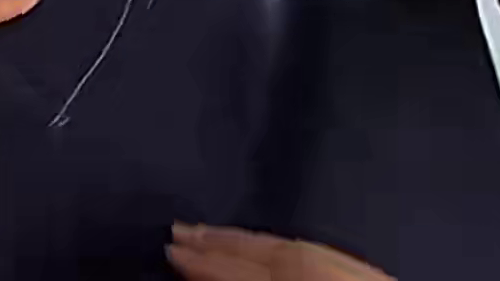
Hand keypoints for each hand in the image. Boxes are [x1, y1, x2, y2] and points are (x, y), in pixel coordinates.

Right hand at [168, 224, 394, 280]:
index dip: (216, 269)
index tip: (172, 253)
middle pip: (283, 260)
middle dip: (224, 245)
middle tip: (178, 232)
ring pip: (304, 251)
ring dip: (250, 241)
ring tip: (208, 232)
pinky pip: (326, 257)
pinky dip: (285, 248)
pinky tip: (266, 247)